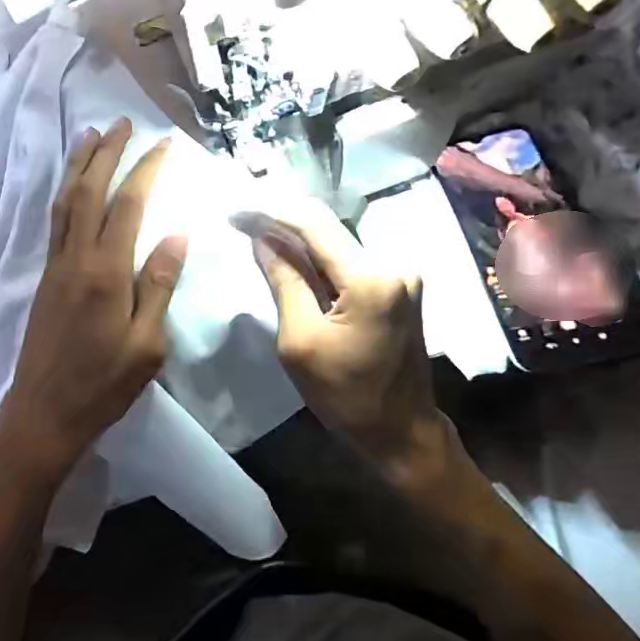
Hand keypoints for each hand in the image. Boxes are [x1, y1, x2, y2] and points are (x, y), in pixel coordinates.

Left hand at [0, 120, 187, 483]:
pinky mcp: (44, 278)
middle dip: (105, 153)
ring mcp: (55, 266)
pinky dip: (65, 193)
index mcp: (106, 272)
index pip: (128, 206)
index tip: (164, 144)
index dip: (146, 169)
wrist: (44, 414)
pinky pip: (55, 221)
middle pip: (88, 191)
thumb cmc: (103, 385)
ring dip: (78, 166)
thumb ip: (159, 286)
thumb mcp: (147, 344)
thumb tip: (176, 236)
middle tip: (120, 123)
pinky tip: (73, 187)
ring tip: (90, 136)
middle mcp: (75, 258)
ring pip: (65, 202)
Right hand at [248, 206, 446, 479]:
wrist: (402, 432)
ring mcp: (401, 274)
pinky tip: (290, 251)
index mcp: (371, 279)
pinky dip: (318, 254)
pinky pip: (349, 258)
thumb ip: (285, 282)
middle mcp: (393, 264)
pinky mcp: (398, 285)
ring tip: (257, 227)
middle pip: (329, 227)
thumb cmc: (346, 396)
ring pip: (338, 240)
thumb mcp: (301, 342)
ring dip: (299, 235)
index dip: (271, 212)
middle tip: (242, 215)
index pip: (314, 225)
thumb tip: (263, 240)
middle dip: (283, 218)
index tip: (237, 209)